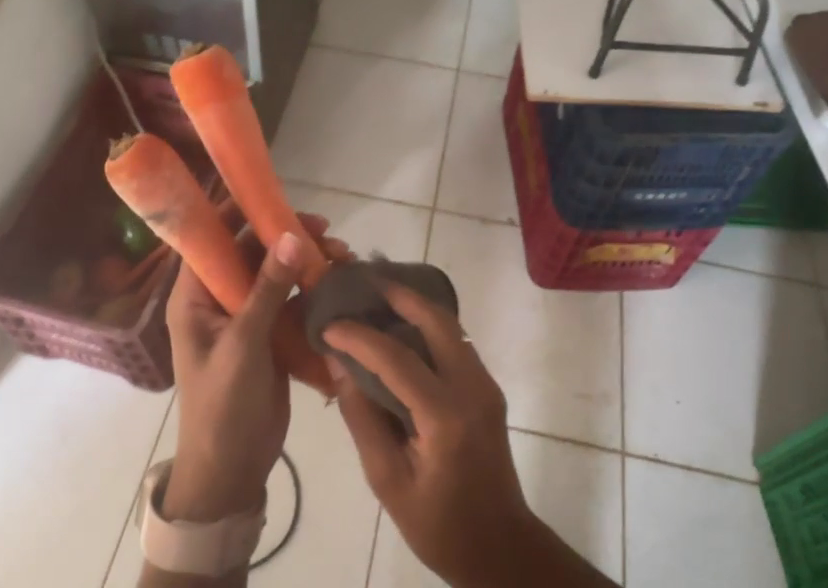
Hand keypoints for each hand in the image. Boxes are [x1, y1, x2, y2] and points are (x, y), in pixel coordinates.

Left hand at [159, 208, 327, 522]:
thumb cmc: (223, 404)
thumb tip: (292, 236)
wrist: (231, 469)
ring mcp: (246, 317)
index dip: (239, 212)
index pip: (212, 239)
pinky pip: (292, 300)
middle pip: (252, 252)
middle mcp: (218, 299)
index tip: (276, 195)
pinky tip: (340, 283)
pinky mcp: (270, 335)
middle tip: (326, 232)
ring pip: (277, 274)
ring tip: (342, 256)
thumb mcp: (244, 343)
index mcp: (195, 296)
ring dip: (306, 262)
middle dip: (287, 237)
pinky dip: (313, 289)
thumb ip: (268, 289)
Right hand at [324, 280, 564, 586]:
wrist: (499, 546)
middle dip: (399, 294)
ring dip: (416, 306)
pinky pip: (457, 345)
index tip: (328, 324)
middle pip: (436, 321)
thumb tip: (340, 365)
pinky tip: (401, 330)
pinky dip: (429, 328)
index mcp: (446, 414)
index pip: (396, 356)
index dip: (358, 336)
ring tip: (377, 297)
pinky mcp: (488, 391)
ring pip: (451, 328)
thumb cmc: (438, 523)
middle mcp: (473, 388)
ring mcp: (486, 386)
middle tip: (362, 281)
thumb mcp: (387, 479)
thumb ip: (363, 417)